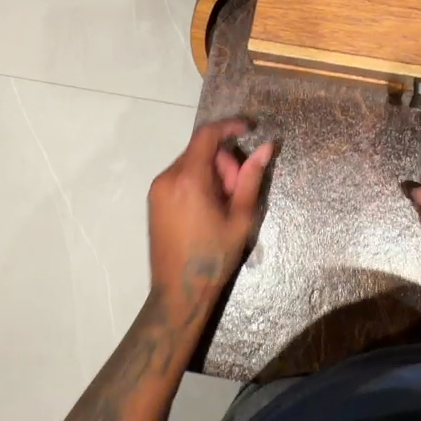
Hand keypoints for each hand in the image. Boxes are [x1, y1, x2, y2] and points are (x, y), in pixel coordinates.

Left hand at [146, 119, 273, 311]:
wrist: (179, 293)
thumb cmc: (213, 256)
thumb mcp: (240, 217)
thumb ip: (251, 178)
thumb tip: (266, 147)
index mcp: (188, 179)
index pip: (207, 135)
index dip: (230, 126)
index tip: (250, 130)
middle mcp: (167, 177)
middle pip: (201, 150)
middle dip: (224, 162)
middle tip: (237, 191)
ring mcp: (157, 189)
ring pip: (191, 162)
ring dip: (211, 173)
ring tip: (223, 205)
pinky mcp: (154, 200)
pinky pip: (180, 176)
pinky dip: (198, 181)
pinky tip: (208, 208)